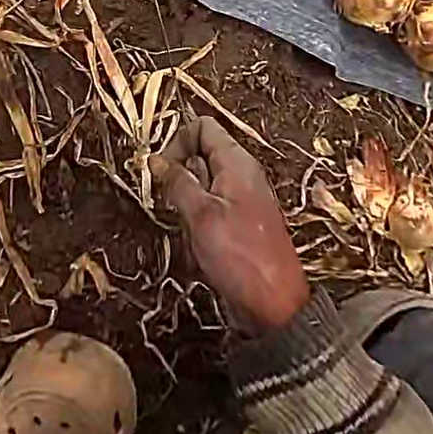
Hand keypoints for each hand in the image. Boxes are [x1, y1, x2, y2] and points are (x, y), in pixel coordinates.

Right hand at [151, 117, 309, 332]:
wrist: (276, 306)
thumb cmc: (240, 255)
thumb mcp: (201, 215)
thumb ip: (178, 182)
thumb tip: (156, 159)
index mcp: (237, 162)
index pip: (203, 127)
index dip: (178, 141)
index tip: (162, 170)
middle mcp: (241, 174)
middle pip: (199, 156)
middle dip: (180, 179)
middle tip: (174, 207)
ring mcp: (241, 198)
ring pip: (201, 187)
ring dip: (187, 208)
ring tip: (191, 234)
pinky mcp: (239, 223)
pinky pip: (209, 211)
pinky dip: (197, 225)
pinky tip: (199, 250)